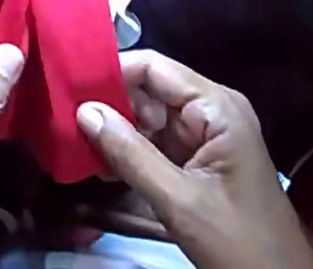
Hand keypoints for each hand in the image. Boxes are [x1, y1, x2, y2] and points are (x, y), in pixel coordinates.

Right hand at [76, 51, 312, 268]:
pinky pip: (153, 138)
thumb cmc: (242, 244)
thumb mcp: (181, 202)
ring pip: (145, 114)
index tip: (73, 85)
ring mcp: (204, 132)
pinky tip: (102, 163)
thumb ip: (130, 154)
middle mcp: (209, 109)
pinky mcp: (196, 155)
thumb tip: (83, 111)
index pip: (153, 67)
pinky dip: (129, 149)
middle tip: (70, 119)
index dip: (112, 71)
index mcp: (215, 107)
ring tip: (81, 144)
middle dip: (110, 104)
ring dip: (115, 130)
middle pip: (146, 88)